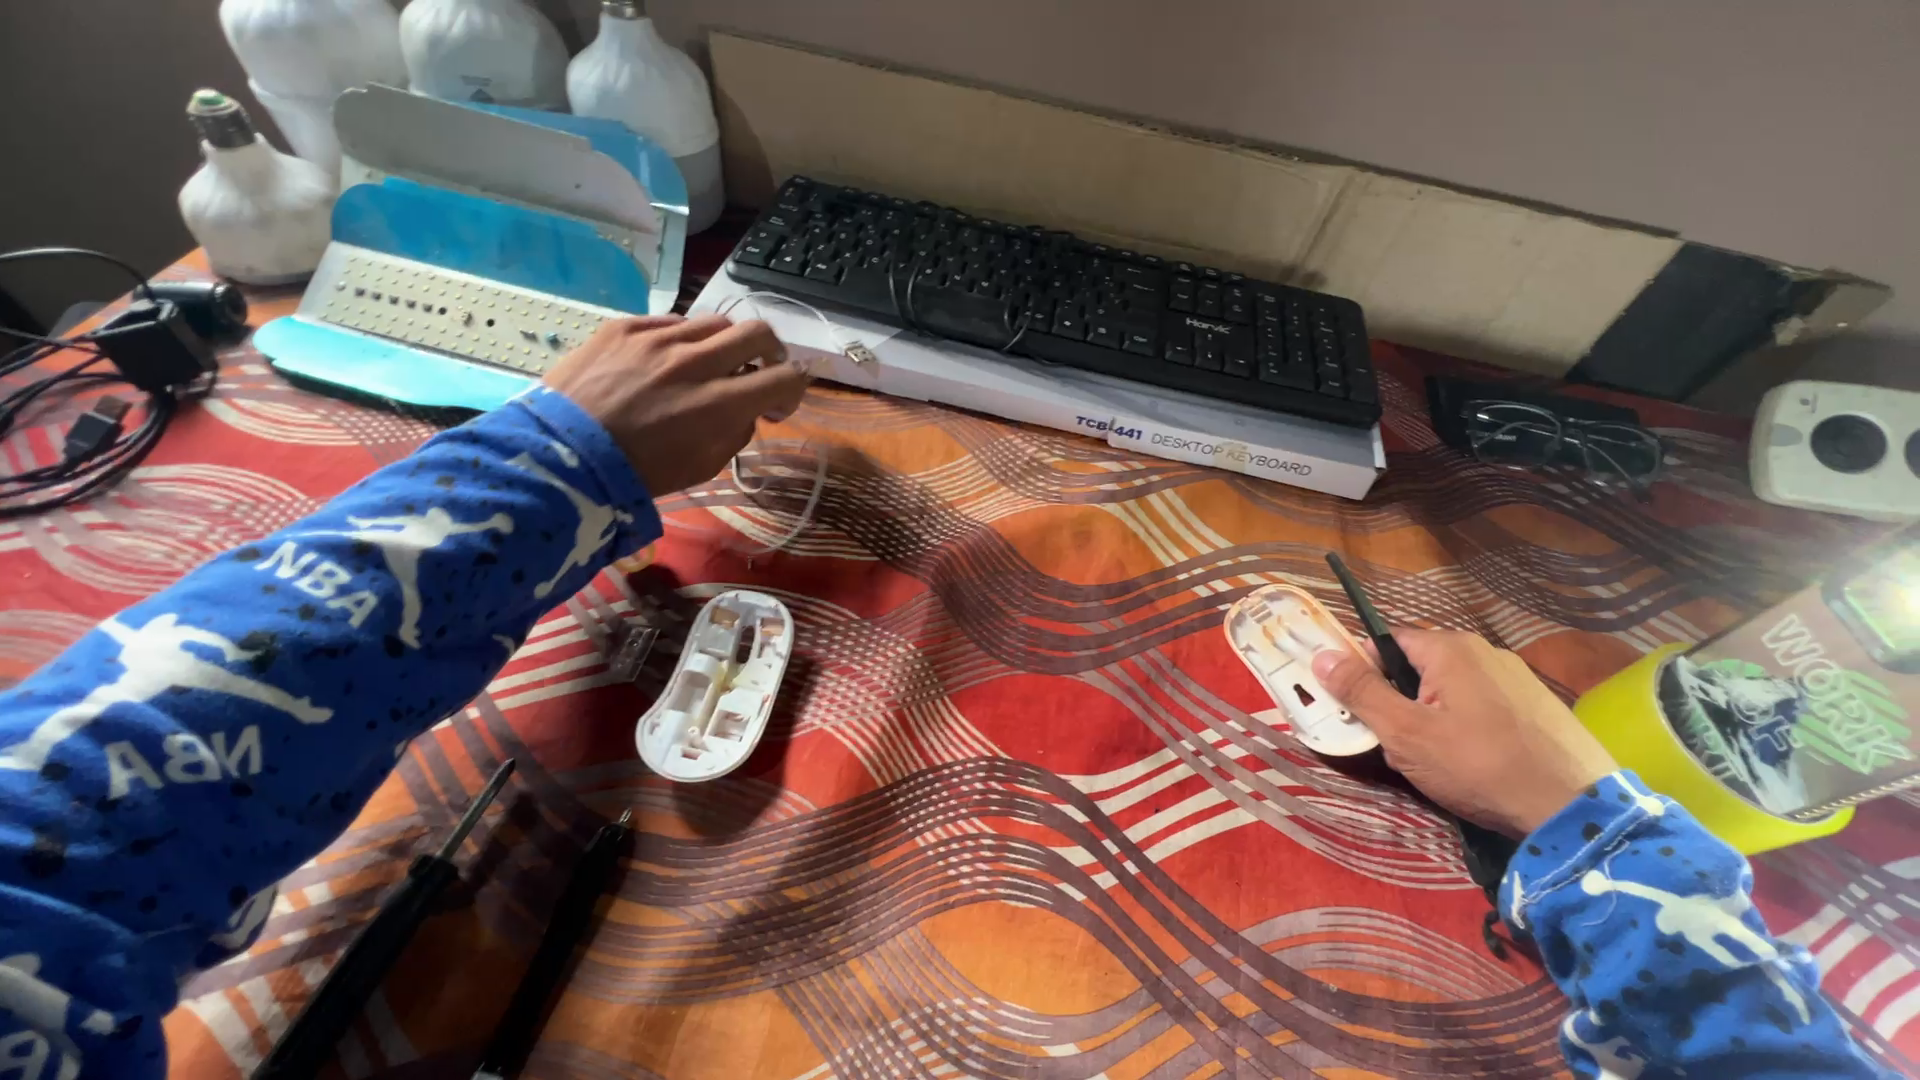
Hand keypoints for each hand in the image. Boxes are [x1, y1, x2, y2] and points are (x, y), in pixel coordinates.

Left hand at [543, 315, 807, 495]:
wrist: (561, 456)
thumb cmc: (638, 473)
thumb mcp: (703, 467)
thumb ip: (735, 432)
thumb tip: (747, 409)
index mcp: (720, 404)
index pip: (785, 377)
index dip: (794, 387)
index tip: (780, 402)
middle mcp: (695, 362)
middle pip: (758, 333)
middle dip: (770, 352)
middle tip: (760, 368)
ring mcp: (658, 338)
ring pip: (715, 323)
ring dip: (725, 344)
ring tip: (710, 364)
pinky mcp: (625, 327)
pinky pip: (671, 323)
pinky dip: (683, 341)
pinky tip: (668, 361)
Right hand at [1311, 629, 1617, 837]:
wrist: (1575, 813)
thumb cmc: (1478, 765)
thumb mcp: (1405, 733)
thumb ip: (1360, 691)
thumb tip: (1321, 655)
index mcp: (1449, 648)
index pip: (1384, 641)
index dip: (1362, 672)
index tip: (1356, 709)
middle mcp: (1485, 651)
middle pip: (1416, 666)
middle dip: (1397, 700)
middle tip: (1394, 742)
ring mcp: (1518, 678)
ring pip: (1449, 688)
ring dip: (1429, 715)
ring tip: (1433, 758)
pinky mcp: (1539, 707)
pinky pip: (1481, 704)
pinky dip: (1465, 726)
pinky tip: (1471, 761)